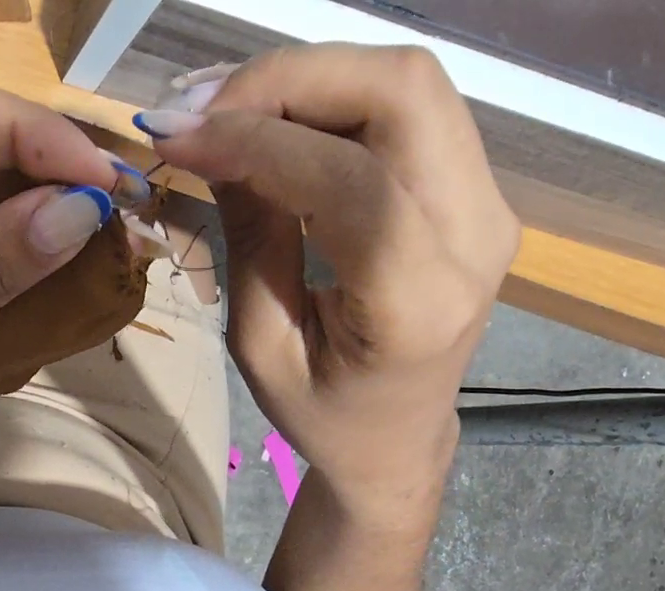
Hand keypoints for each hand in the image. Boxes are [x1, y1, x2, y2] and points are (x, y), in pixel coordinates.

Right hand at [139, 46, 519, 511]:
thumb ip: (251, 241)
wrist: (398, 436)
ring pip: (407, 83)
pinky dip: (330, 97)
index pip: (348, 178)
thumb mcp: (261, 349)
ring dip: (307, 79)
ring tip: (226, 109)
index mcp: (416, 301)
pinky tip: (271, 119)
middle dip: (288, 79)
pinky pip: (406, 108)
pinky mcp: (476, 184)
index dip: (257, 140)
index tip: (176, 135)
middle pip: (401, 91)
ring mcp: (488, 200)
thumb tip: (218, 143)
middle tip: (202, 108)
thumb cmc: (322, 414)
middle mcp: (475, 233)